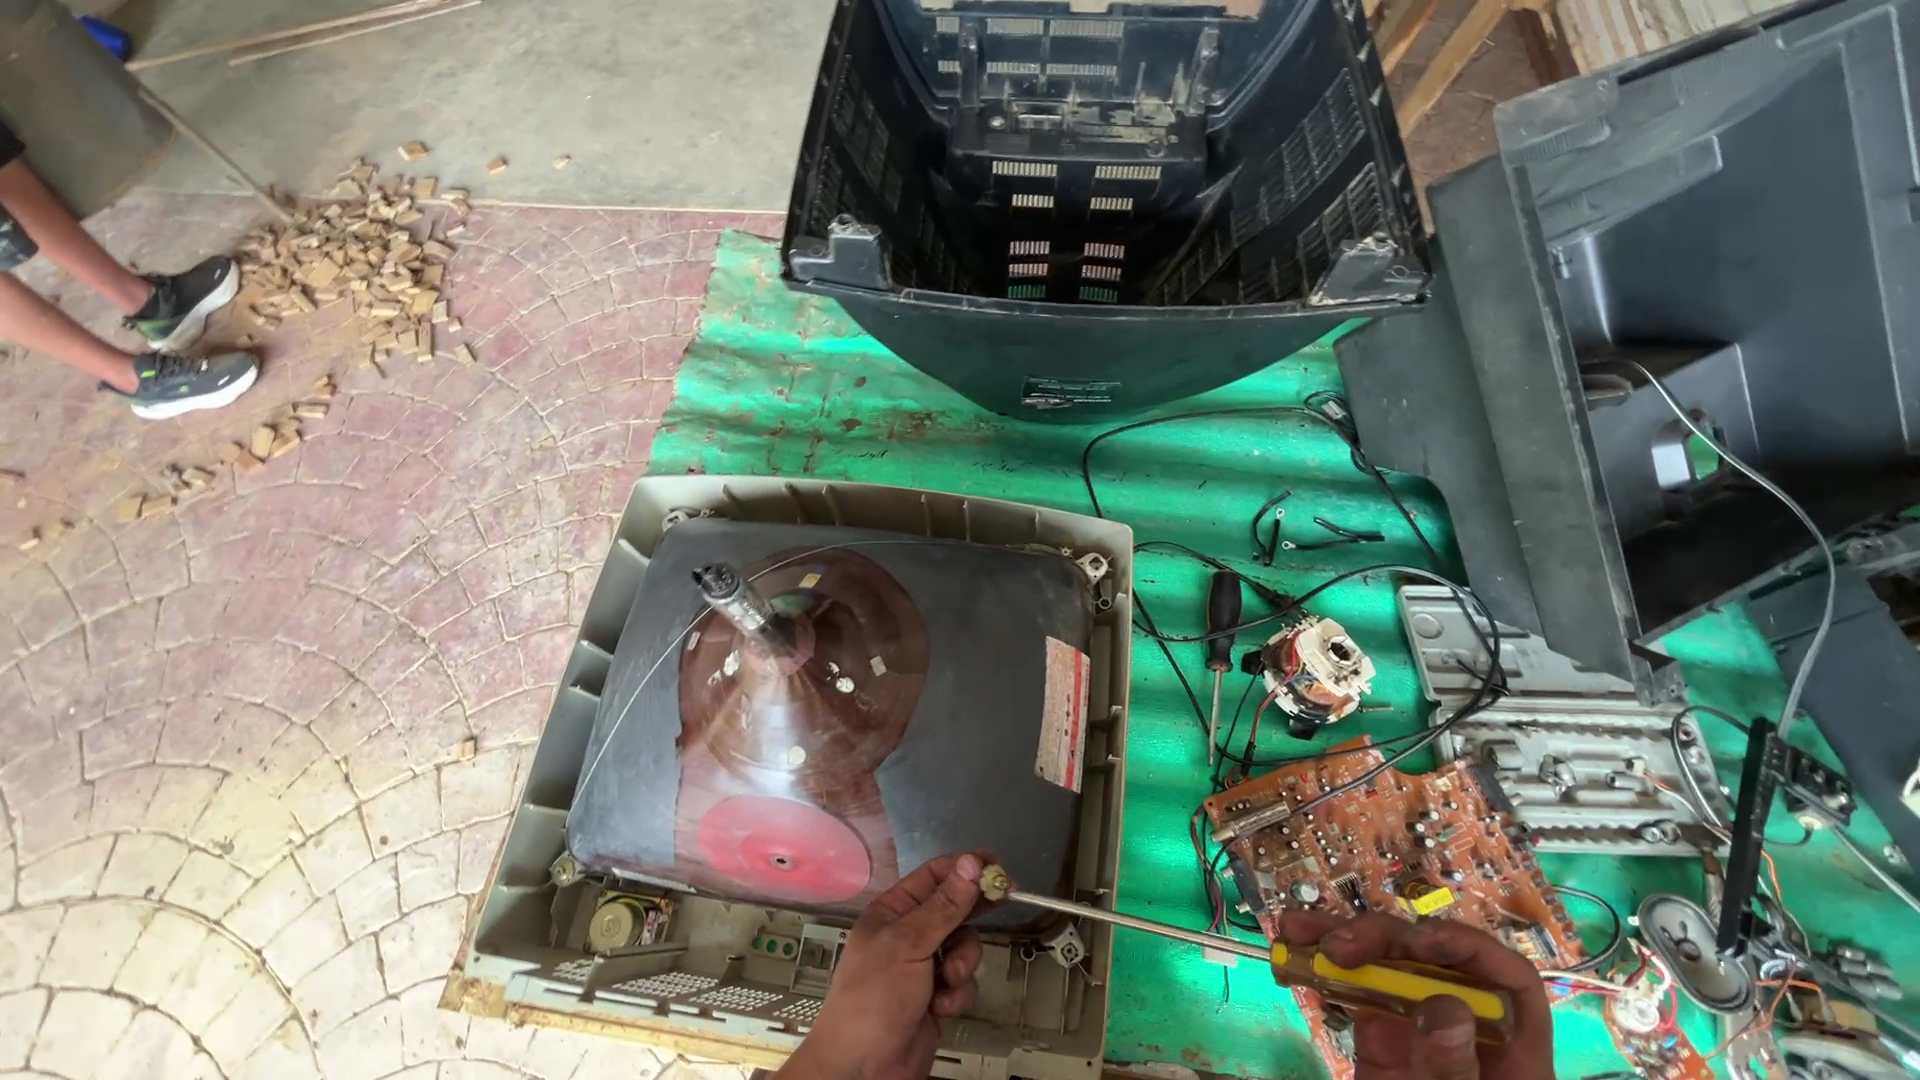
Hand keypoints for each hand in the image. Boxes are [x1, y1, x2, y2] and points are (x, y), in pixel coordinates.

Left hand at [778, 852, 993, 1079]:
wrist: (863, 1071)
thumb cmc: (874, 997)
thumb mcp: (908, 943)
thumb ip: (944, 906)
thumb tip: (971, 863)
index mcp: (893, 911)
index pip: (934, 876)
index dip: (964, 867)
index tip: (995, 864)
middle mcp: (909, 933)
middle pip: (953, 908)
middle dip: (974, 910)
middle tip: (1006, 896)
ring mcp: (924, 965)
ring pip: (964, 945)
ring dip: (963, 962)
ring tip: (949, 980)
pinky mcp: (937, 996)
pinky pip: (963, 981)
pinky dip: (957, 993)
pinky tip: (941, 1007)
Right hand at [1279, 912, 1553, 1079]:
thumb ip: (1451, 1073)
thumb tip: (1446, 1004)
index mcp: (1510, 1053)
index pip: (1507, 980)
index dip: (1468, 947)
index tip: (1419, 942)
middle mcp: (1463, 1027)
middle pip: (1433, 958)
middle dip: (1382, 939)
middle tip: (1336, 946)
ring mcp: (1418, 1028)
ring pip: (1385, 963)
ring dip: (1337, 936)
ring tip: (1294, 932)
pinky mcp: (1378, 1036)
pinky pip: (1353, 988)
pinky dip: (1320, 966)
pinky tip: (1291, 955)